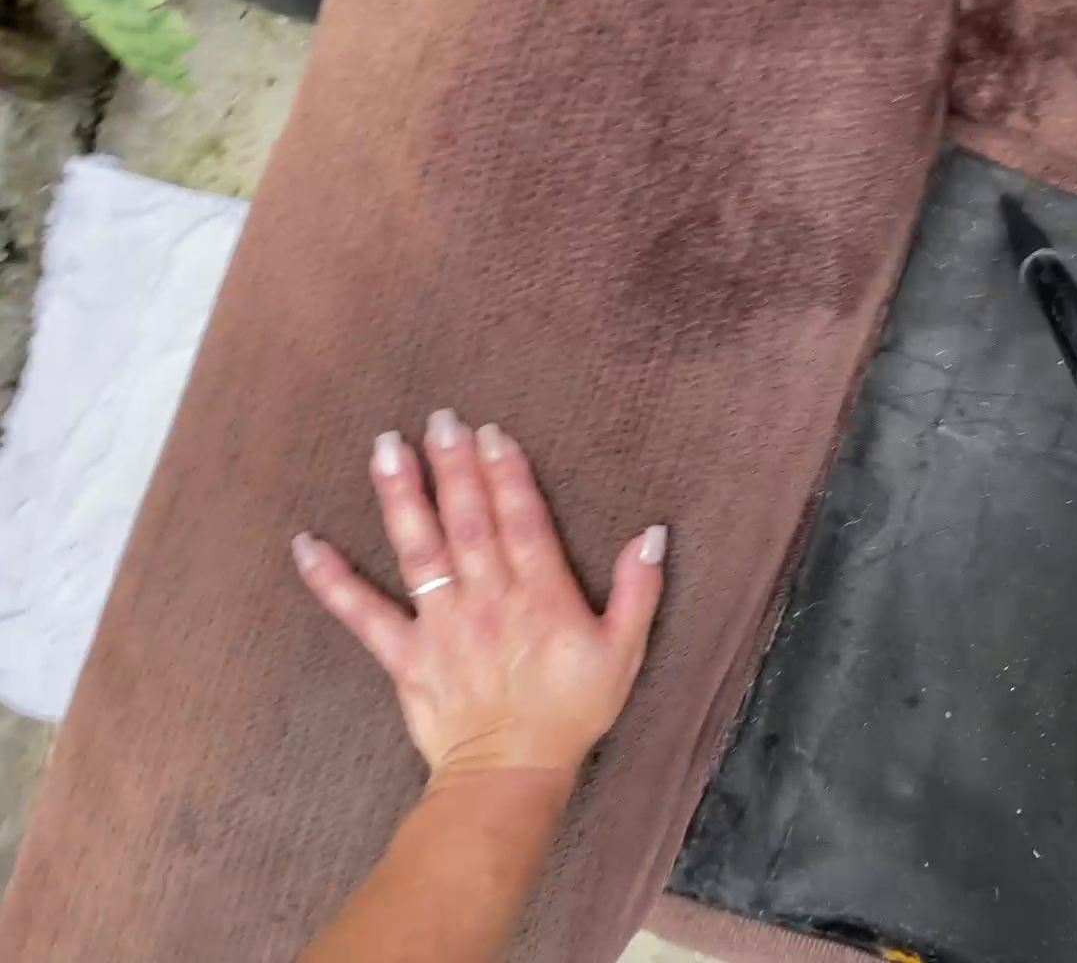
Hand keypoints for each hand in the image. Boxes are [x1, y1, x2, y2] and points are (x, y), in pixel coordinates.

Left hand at [291, 409, 664, 784]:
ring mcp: (439, 626)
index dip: (508, 475)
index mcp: (541, 597)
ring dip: (402, 498)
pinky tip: (307, 543)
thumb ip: (638, 590)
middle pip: (468, 523)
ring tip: (387, 449)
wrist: (510, 774)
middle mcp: (487, 601)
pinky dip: (333, 580)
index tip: (493, 434)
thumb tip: (652, 535)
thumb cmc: (576, 706)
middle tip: (440, 419)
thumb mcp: (626, 650)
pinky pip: (363, 614)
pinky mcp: (404, 655)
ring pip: (419, 552)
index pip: (522, 522)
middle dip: (455, 468)